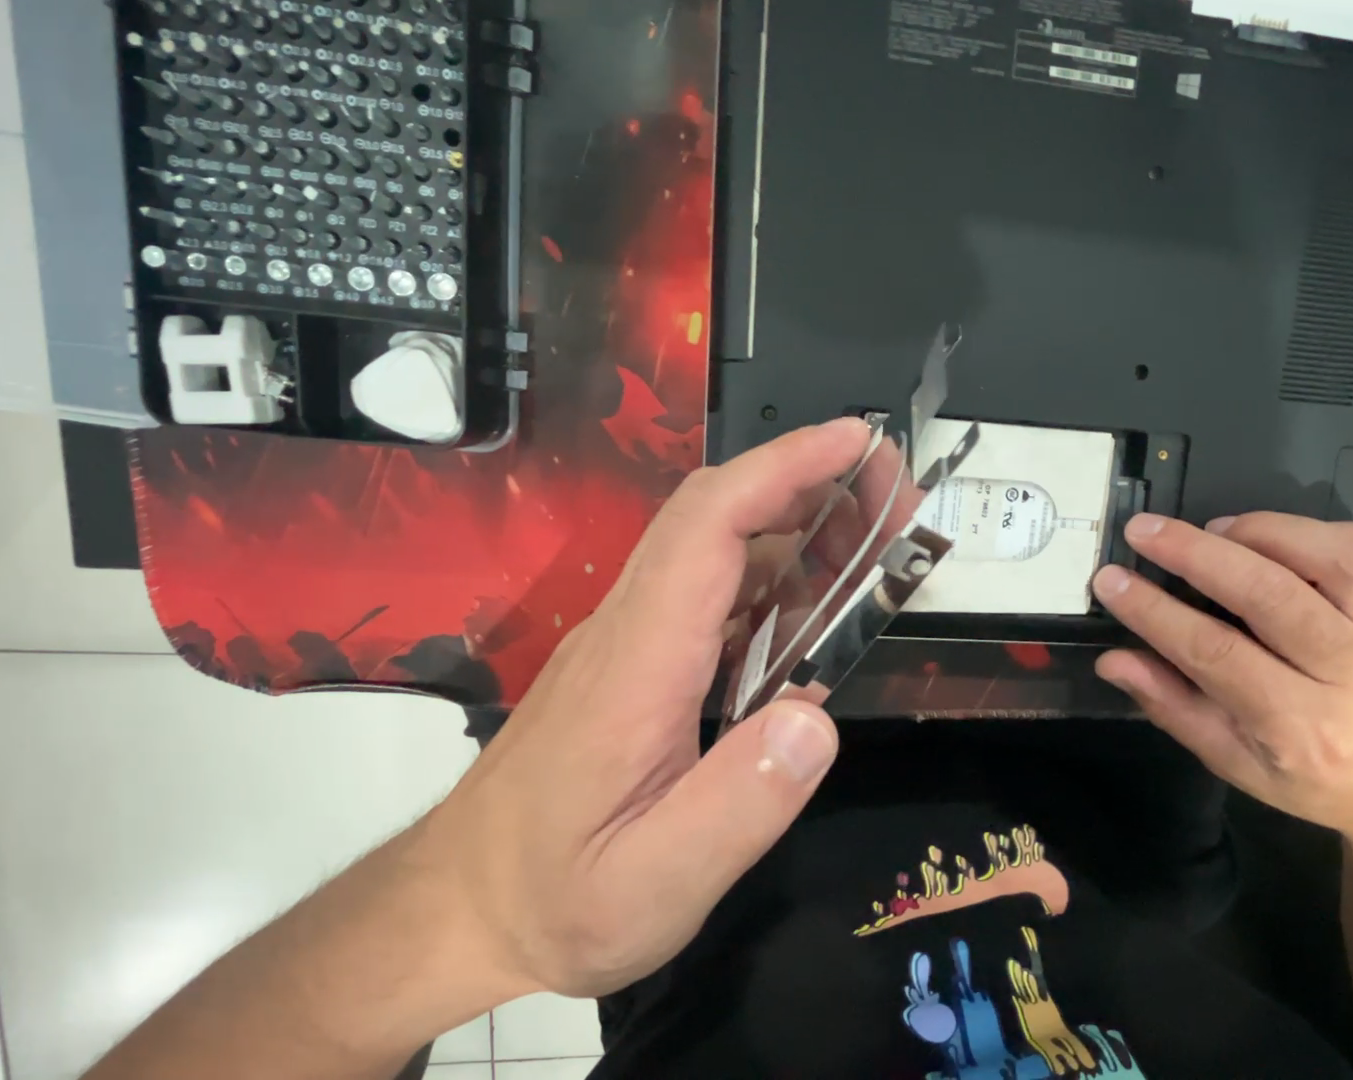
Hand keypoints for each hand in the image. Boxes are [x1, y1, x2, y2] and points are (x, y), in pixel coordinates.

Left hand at [418, 418, 873, 1001]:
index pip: (708, 526)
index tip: (855, 441)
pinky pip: (711, 595)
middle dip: (809, 483)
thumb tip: (817, 717)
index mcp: (638, 662)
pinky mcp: (636, 663)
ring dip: (799, 526)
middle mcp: (630, 628)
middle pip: (715, 517)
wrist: (457, 910)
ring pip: (716, 550)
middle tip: (895, 493)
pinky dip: (776, 575)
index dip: (784, 469)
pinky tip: (820, 603)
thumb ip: (740, 804)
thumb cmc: (555, 900)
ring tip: (878, 538)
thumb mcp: (657, 884)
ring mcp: (629, 641)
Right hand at [1092, 512, 1352, 850]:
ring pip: (1332, 557)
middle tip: (1144, 530)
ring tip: (1213, 532)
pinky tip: (1272, 540)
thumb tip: (1113, 660)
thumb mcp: (1233, 761)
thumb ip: (1172, 706)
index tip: (1111, 580)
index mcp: (1304, 730)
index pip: (1216, 653)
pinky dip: (1312, 529)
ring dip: (1260, 532)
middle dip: (1195, 553)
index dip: (1155, 611)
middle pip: (1270, 595)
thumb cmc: (1316, 782)